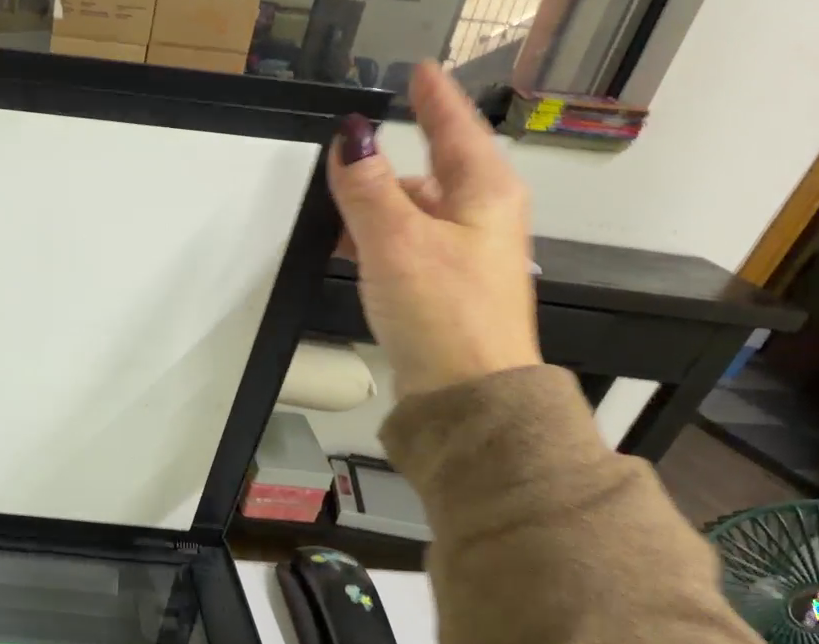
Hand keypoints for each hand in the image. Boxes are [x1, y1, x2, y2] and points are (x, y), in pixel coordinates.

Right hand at [327, 61, 541, 398]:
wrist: (466, 396)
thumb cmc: (443, 315)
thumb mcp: (397, 244)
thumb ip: (367, 189)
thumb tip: (348, 137)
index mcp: (484, 192)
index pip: (454, 128)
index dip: (433, 99)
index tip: (419, 72)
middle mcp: (481, 219)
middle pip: (428, 176)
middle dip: (385, 172)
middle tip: (340, 170)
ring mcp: (465, 258)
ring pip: (414, 216)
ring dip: (376, 213)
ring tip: (334, 221)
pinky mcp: (446, 293)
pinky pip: (408, 251)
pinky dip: (379, 246)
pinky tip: (351, 255)